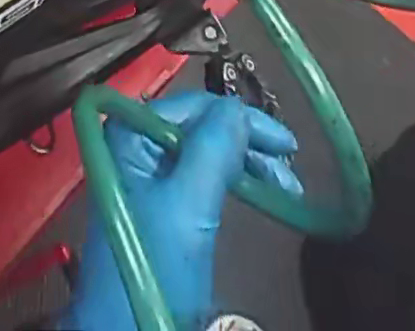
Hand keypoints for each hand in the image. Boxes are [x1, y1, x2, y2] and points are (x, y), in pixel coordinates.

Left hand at [63, 91, 302, 330]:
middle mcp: (135, 141)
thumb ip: (213, 149)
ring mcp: (145, 170)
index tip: (287, 143)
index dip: (242, 118)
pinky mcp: (158, 199)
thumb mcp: (188, 204)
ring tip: (285, 185)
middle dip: (247, 141)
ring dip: (244, 161)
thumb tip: (240, 109)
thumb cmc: (155, 263)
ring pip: (204, 149)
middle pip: (200, 125)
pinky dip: (231, 178)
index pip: (194, 106)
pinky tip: (255, 189)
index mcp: (131, 131)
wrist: (124, 330)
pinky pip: (200, 174)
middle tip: (291, 169)